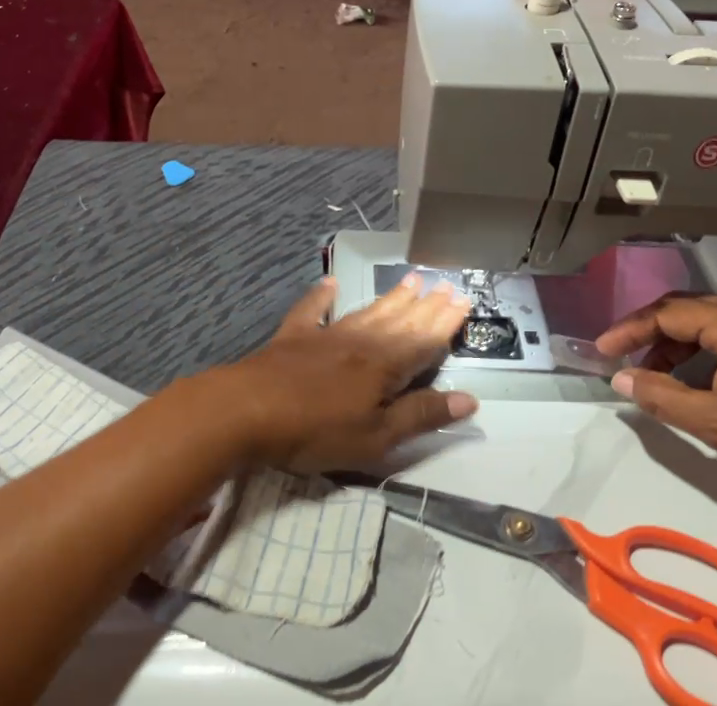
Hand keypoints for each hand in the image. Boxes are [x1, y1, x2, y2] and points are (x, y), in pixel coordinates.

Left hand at [212, 275, 478, 473]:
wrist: (248, 409)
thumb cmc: (317, 431)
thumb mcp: (376, 437)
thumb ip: (420, 415)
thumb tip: (469, 399)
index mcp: (385, 366)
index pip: (425, 341)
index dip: (446, 323)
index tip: (464, 300)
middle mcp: (361, 342)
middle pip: (400, 320)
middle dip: (426, 304)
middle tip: (446, 284)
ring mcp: (325, 335)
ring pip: (367, 312)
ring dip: (391, 297)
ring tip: (411, 280)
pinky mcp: (293, 337)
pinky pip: (312, 310)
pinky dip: (322, 296)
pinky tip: (330, 283)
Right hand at [597, 295, 716, 507]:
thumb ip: (662, 398)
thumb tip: (621, 378)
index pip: (669, 314)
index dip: (629, 331)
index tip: (600, 352)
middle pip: (688, 310)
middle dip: (649, 333)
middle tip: (620, 358)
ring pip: (710, 325)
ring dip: (675, 346)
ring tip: (652, 377)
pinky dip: (702, 355)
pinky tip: (692, 382)